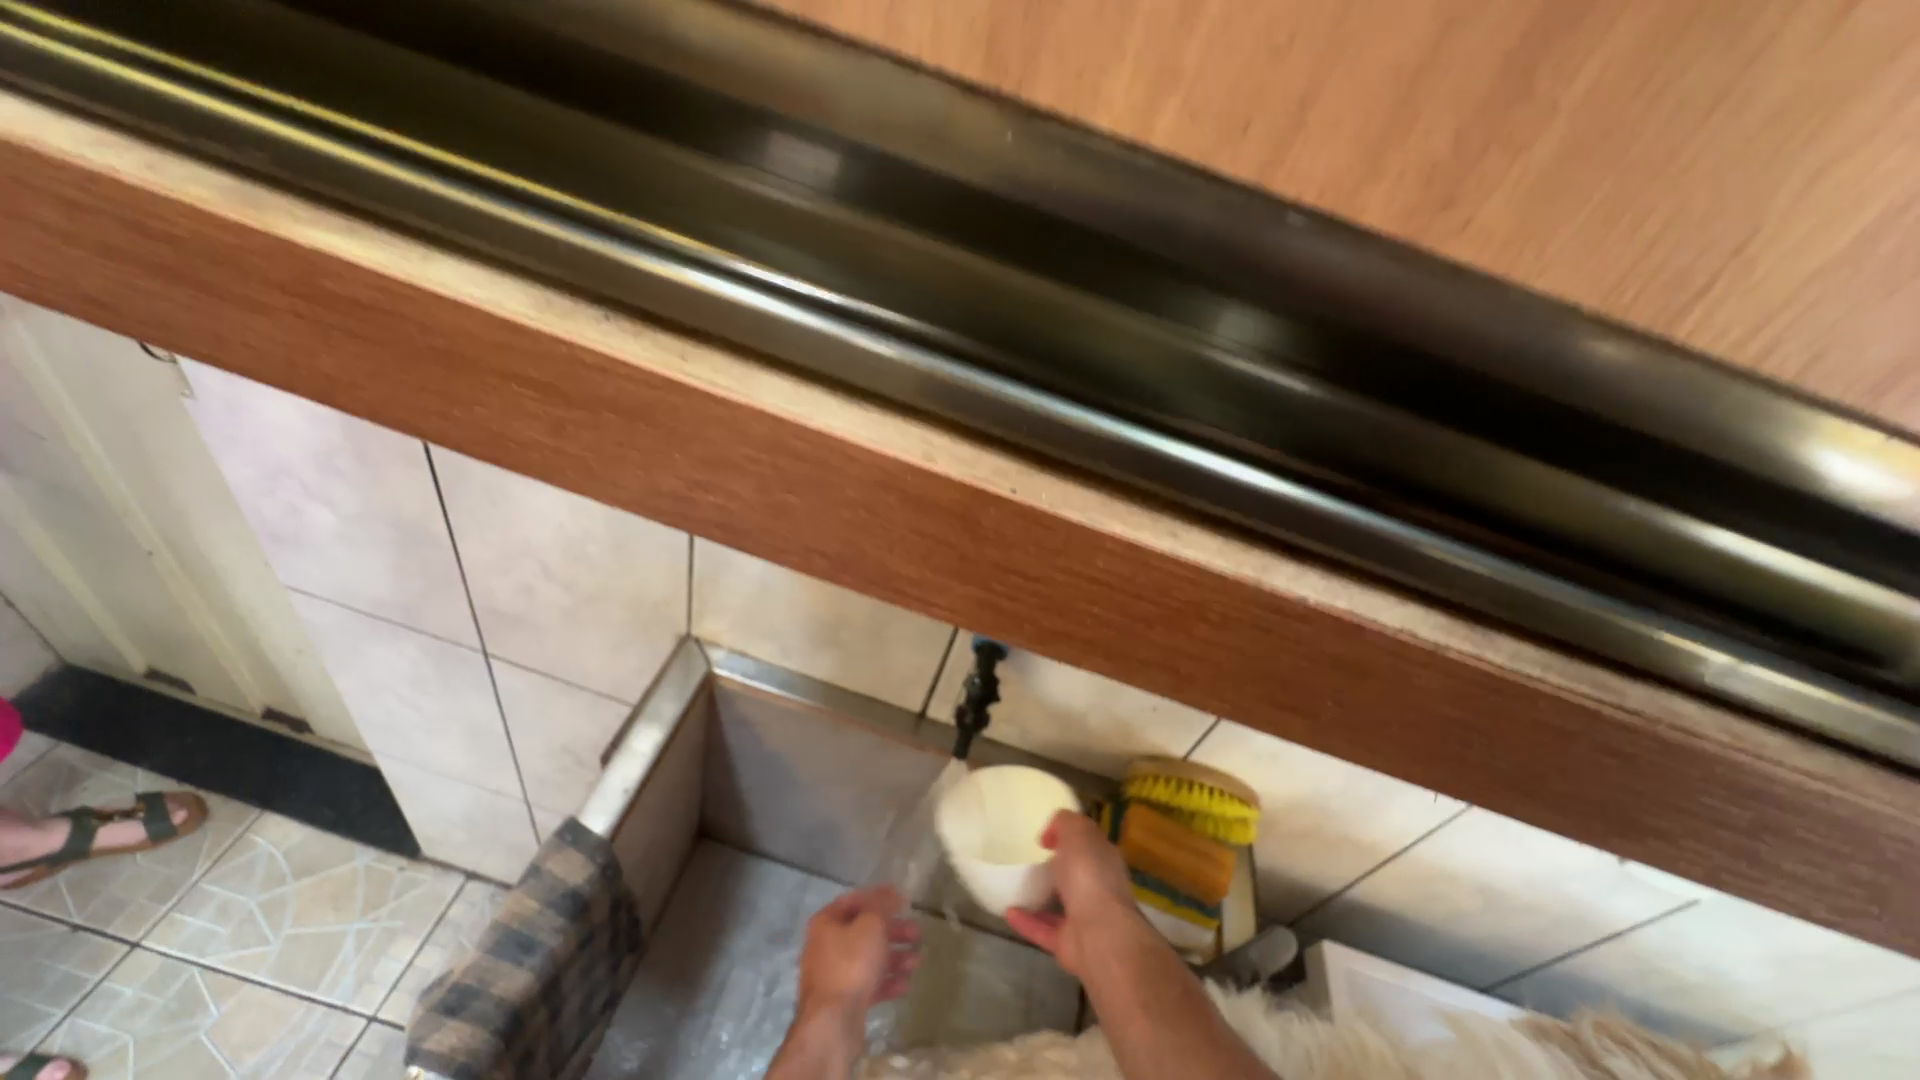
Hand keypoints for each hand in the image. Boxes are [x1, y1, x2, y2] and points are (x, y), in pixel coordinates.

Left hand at [795, 885, 922, 1026]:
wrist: (833, 1021)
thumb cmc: (851, 963)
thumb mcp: (871, 925)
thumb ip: (883, 905)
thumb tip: (892, 892)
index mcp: (826, 922)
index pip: (855, 901)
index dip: (879, 897)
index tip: (903, 900)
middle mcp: (826, 945)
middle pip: (864, 931)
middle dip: (893, 931)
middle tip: (917, 932)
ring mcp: (833, 974)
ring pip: (868, 959)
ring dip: (894, 958)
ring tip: (917, 961)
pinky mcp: (843, 1000)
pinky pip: (868, 984)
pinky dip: (887, 982)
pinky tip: (905, 984)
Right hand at [1005, 809, 1141, 976]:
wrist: (1099, 934)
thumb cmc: (1089, 876)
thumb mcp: (1078, 833)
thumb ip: (1065, 823)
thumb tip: (1052, 834)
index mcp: (1104, 861)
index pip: (1090, 845)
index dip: (1070, 837)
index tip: (1045, 837)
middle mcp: (1097, 888)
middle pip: (1077, 875)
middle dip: (1058, 868)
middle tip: (1030, 859)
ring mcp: (1084, 918)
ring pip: (1061, 905)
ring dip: (1040, 897)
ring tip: (1015, 885)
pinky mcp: (1068, 943)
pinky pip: (1043, 929)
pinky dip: (1026, 922)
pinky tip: (1007, 911)